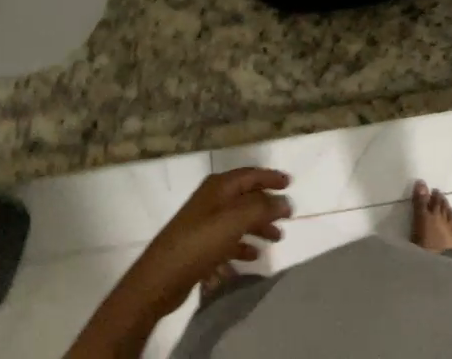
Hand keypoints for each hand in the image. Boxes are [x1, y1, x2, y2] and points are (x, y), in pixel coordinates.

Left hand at [117, 167, 292, 318]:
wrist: (161, 277)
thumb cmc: (200, 242)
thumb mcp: (235, 220)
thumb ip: (262, 208)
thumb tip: (285, 200)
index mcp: (218, 187)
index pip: (250, 174)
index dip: (270, 177)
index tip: (290, 183)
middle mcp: (211, 200)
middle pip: (245, 197)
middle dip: (267, 205)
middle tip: (287, 217)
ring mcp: (204, 223)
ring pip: (238, 219)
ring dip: (258, 227)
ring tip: (276, 239)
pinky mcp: (200, 246)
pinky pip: (228, 240)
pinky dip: (242, 245)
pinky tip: (253, 257)